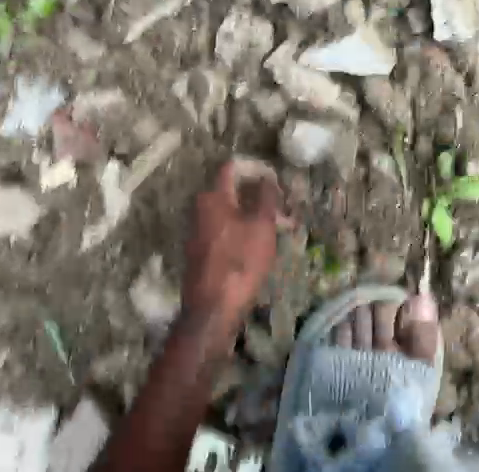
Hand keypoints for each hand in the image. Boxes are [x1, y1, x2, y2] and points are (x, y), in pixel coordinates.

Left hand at [181, 160, 283, 342]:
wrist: (212, 309)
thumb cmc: (240, 261)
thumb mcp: (262, 226)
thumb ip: (266, 197)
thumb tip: (267, 177)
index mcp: (212, 196)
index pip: (231, 168)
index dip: (253, 168)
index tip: (274, 177)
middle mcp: (200, 209)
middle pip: (231, 192)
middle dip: (256, 197)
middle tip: (281, 208)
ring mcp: (197, 232)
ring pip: (228, 214)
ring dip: (251, 217)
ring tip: (276, 230)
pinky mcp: (200, 252)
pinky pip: (223, 232)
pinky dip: (240, 233)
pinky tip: (257, 248)